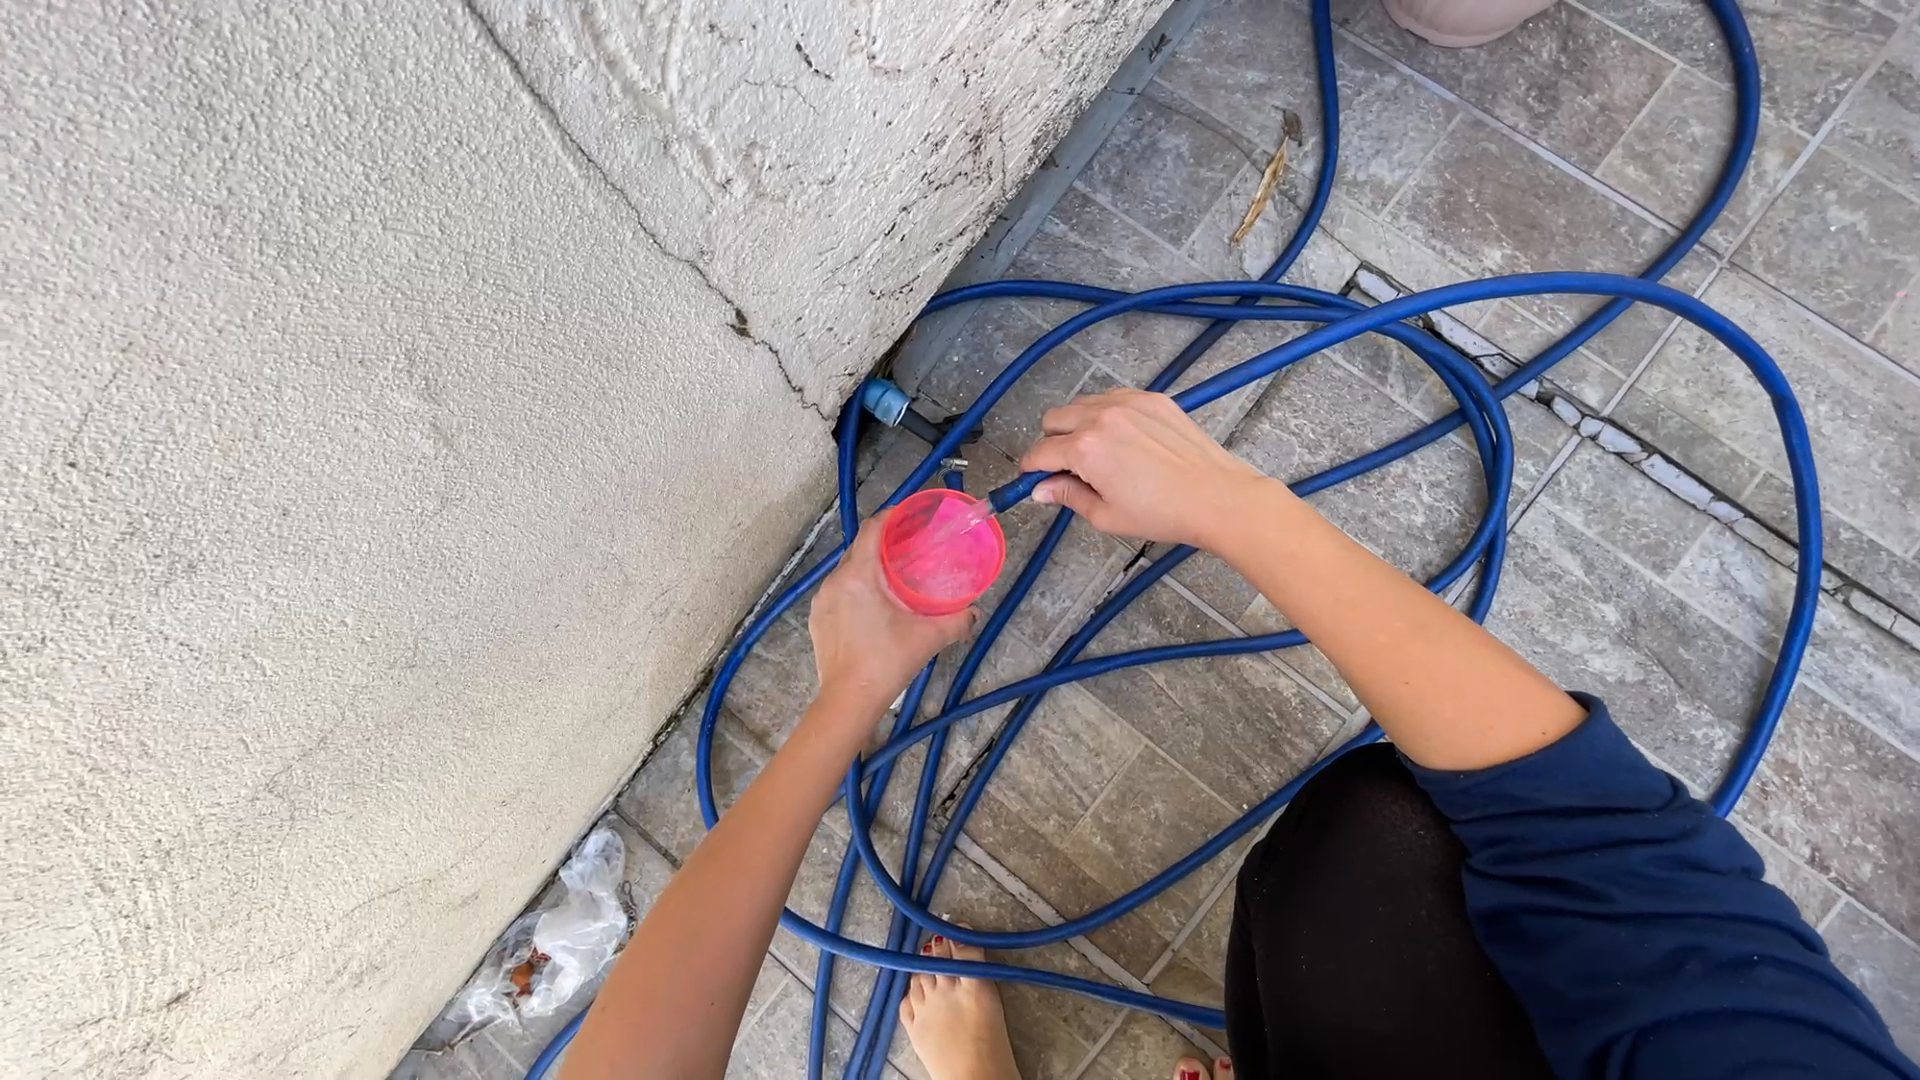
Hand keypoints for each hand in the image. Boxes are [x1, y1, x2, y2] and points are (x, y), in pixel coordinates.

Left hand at [809, 509, 978, 716]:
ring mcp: (822, 602)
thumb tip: (975, 613)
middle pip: (858, 550)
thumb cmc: (886, 663)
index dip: (890, 518)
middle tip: (907, 549)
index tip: (908, 517)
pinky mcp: (818, 620)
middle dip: (882, 545)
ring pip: (846, 572)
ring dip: (867, 569)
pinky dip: (854, 591)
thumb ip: (957, 621)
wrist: (849, 700)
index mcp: (859, 576)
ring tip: (891, 578)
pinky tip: (871, 606)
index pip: (871, 530)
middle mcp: (835, 582)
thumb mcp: (928, 638)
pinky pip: (837, 593)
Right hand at [1020, 388, 1270, 549]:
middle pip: (1053, 419)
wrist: (1216, 497)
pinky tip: (1121, 438)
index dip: (1031, 468)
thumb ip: (1068, 496)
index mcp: (1085, 449)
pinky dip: (1106, 413)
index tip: (1033, 477)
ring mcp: (1129, 403)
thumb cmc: (1164, 512)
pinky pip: (1113, 397)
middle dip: (1051, 441)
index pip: (1040, 452)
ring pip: (1081, 403)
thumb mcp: (1106, 515)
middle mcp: (1102, 417)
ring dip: (1076, 424)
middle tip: (1065, 466)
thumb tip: (1041, 490)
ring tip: (1094, 451)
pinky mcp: (1152, 399)